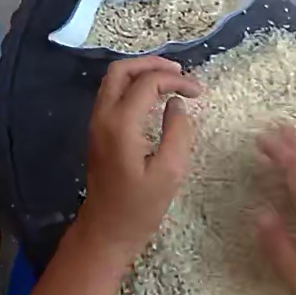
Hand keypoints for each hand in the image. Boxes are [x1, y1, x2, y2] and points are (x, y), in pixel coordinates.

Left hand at [70, 57, 201, 262]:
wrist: (105, 230)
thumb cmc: (139, 207)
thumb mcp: (170, 172)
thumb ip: (178, 132)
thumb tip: (177, 104)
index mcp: (121, 124)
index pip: (148, 82)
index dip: (176, 80)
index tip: (199, 92)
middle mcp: (103, 116)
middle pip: (121, 69)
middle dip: (152, 64)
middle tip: (180, 72)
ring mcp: (96, 122)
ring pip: (114, 79)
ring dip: (142, 73)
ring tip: (171, 80)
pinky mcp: (98, 130)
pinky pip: (113, 94)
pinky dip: (134, 86)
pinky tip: (155, 97)